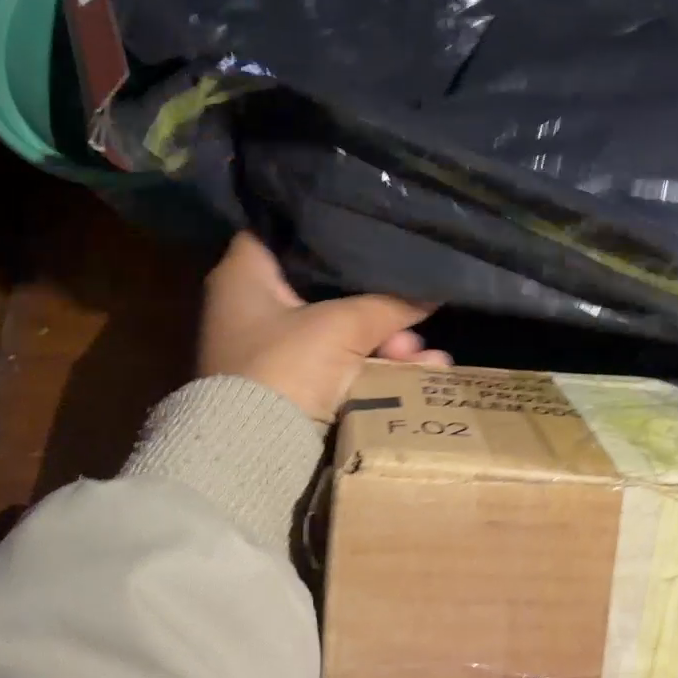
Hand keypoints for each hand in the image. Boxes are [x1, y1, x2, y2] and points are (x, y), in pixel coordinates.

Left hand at [197, 234, 449, 423]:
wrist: (259, 454)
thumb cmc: (287, 365)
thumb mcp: (342, 325)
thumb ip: (389, 302)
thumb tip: (432, 289)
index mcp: (245, 277)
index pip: (283, 230)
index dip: (324, 224)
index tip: (369, 223)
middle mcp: (254, 308)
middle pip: (327, 287)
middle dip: (378, 302)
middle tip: (414, 312)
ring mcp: (277, 351)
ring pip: (344, 332)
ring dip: (388, 343)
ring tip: (426, 356)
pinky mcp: (298, 387)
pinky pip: (347, 366)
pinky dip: (379, 369)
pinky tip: (422, 373)